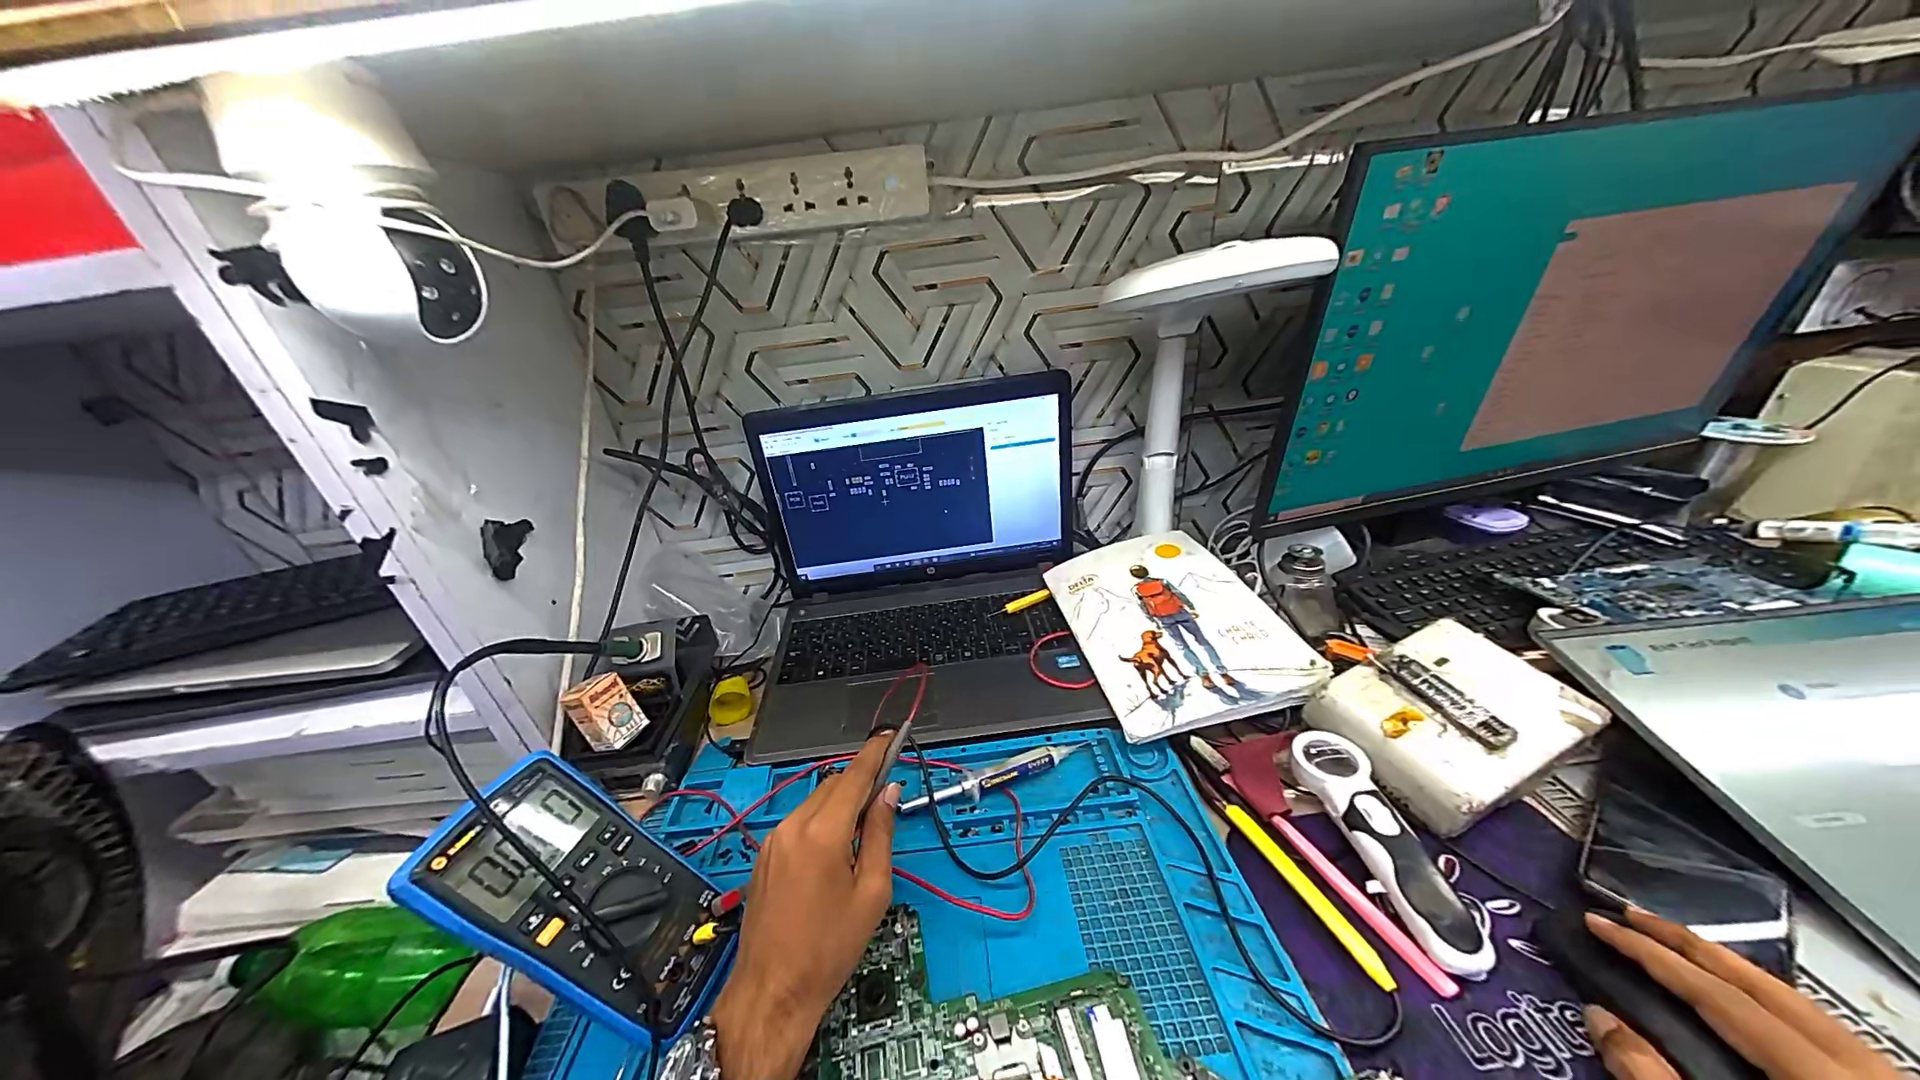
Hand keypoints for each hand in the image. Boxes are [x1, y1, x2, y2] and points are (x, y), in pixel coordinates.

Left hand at [708, 735, 899, 1079]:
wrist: (772, 991)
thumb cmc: (829, 948)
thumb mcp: (872, 892)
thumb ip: (882, 834)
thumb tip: (888, 795)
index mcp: (823, 834)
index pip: (854, 776)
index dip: (875, 754)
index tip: (889, 736)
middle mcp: (793, 827)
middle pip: (834, 785)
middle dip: (860, 785)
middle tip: (884, 802)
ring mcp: (773, 840)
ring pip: (815, 802)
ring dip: (841, 805)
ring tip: (861, 838)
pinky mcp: (764, 855)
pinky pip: (799, 822)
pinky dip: (821, 822)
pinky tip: (834, 852)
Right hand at [1583, 908, 1898, 1079]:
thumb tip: (1600, 1017)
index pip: (1719, 996)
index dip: (1650, 952)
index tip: (1598, 923)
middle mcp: (1869, 1075)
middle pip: (1764, 988)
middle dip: (1687, 943)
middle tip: (1626, 912)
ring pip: (1800, 1005)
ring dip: (1724, 965)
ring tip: (1672, 940)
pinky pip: (1822, 1030)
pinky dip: (1765, 998)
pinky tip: (1737, 995)